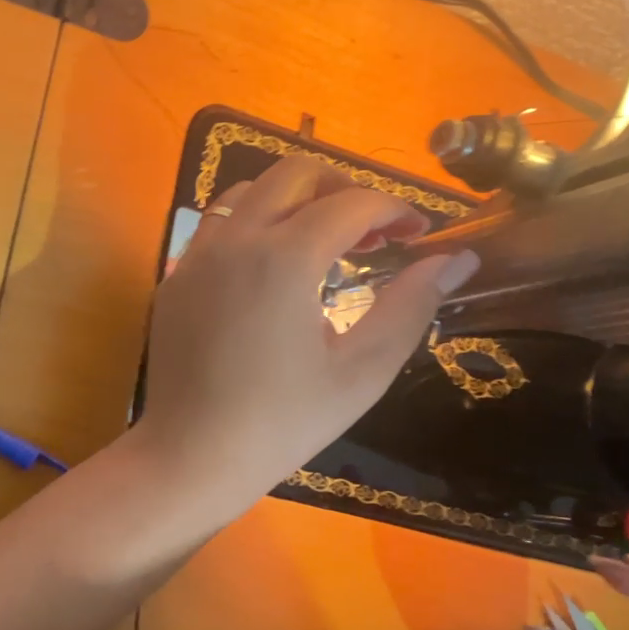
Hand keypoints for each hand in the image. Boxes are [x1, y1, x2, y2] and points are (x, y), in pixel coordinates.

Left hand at [128, 153, 478, 524]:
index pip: (352, 202)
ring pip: (245, 194)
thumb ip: (411, 305)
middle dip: (342, 187)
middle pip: (293, 173)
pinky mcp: (172, 282)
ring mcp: (194, 259)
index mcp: (284, 258)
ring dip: (290, 201)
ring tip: (321, 244)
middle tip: (372, 231)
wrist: (191, 456)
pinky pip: (214, 230)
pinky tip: (269, 272)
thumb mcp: (361, 371)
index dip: (396, 209)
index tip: (419, 235)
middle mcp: (233, 242)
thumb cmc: (282, 422)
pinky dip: (250, 228)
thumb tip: (457, 258)